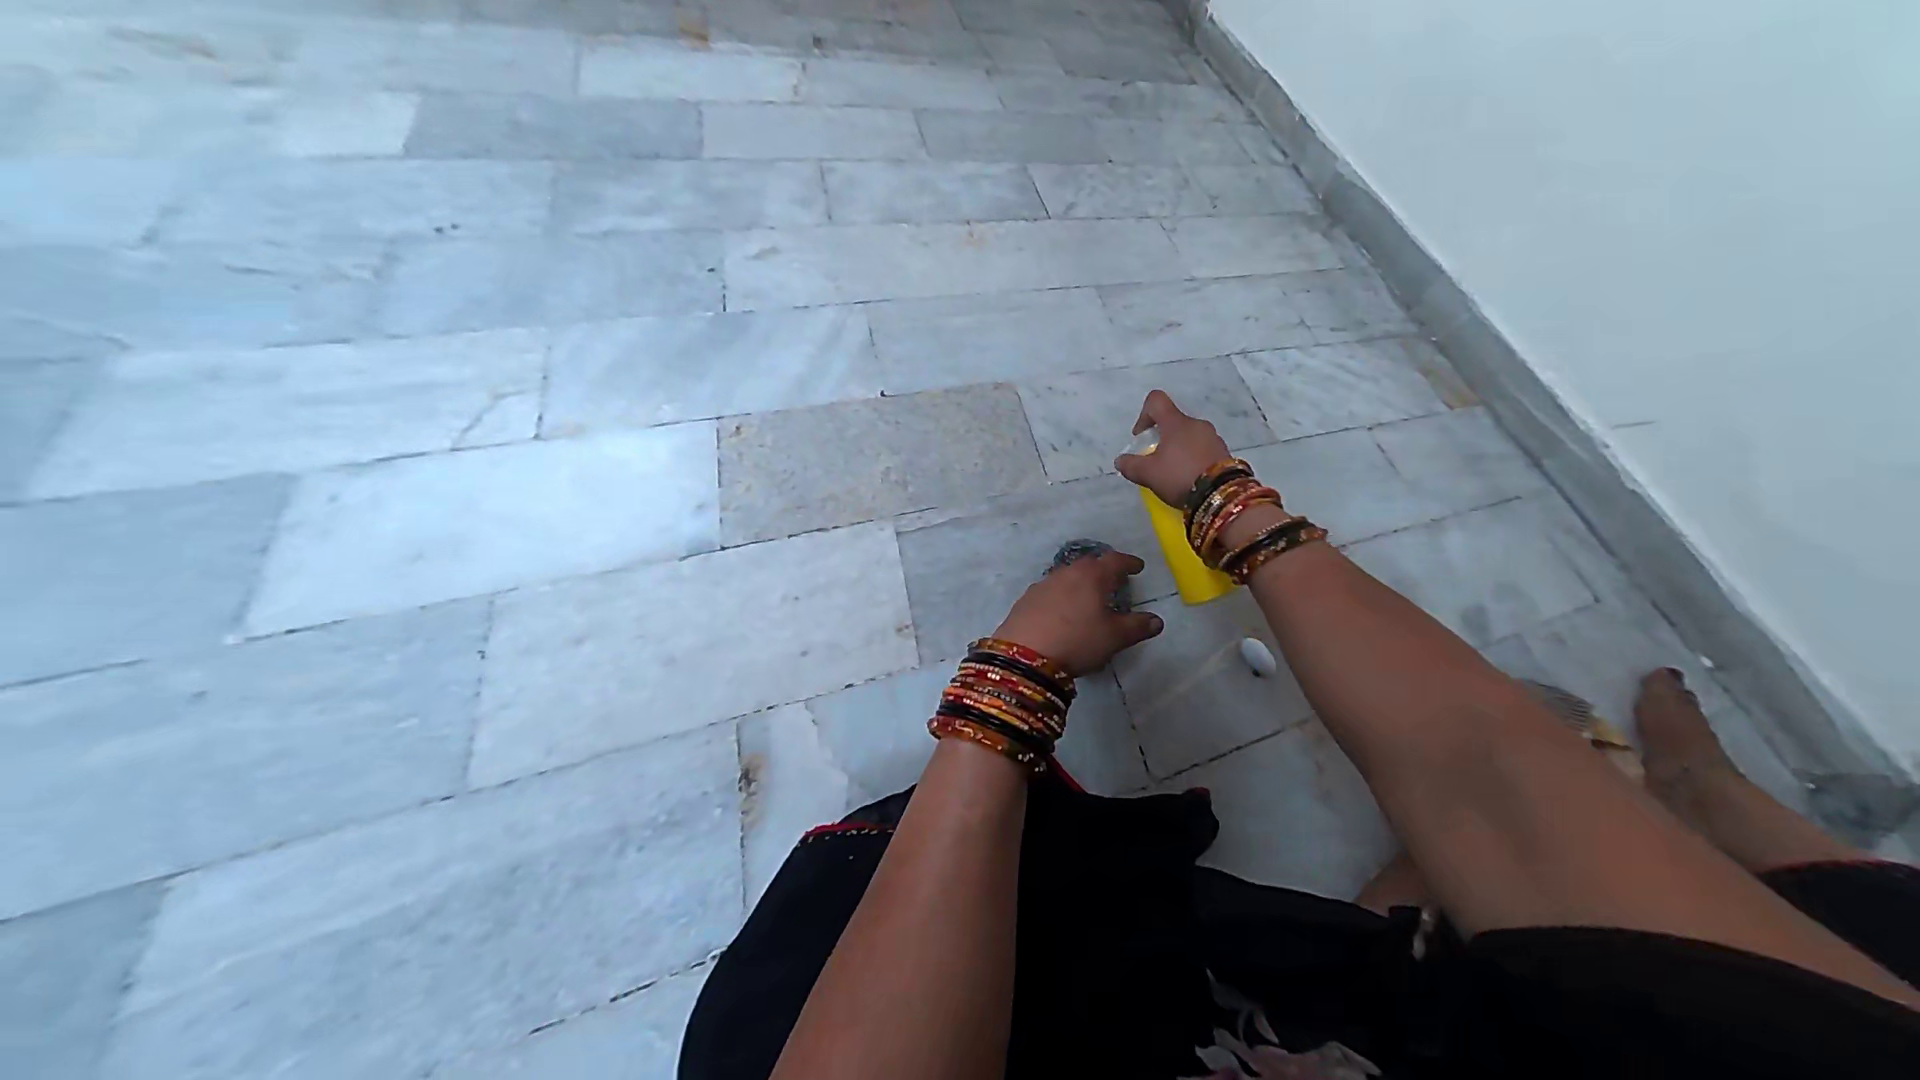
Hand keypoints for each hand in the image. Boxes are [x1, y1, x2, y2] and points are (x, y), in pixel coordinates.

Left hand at [991, 550, 1162, 676]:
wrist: (1023, 655)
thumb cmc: (1077, 641)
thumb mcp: (1114, 637)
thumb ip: (1137, 627)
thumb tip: (1156, 620)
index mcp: (1091, 576)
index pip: (1114, 561)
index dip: (1128, 563)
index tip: (1138, 567)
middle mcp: (1066, 574)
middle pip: (1088, 564)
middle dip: (1103, 569)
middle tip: (1113, 580)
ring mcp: (1042, 585)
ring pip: (1066, 576)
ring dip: (1080, 582)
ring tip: (1088, 596)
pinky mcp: (1025, 600)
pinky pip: (1050, 591)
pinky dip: (1062, 595)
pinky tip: (1062, 611)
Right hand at [1113, 390, 1232, 507]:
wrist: (1221, 495)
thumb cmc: (1180, 476)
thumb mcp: (1148, 474)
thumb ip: (1130, 465)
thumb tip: (1121, 461)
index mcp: (1176, 423)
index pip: (1156, 400)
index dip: (1143, 415)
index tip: (1142, 438)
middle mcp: (1196, 424)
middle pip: (1172, 422)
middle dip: (1160, 439)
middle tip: (1156, 462)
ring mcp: (1213, 437)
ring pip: (1188, 436)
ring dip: (1177, 449)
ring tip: (1173, 473)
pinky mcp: (1223, 451)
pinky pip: (1201, 448)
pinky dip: (1192, 458)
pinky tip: (1189, 477)